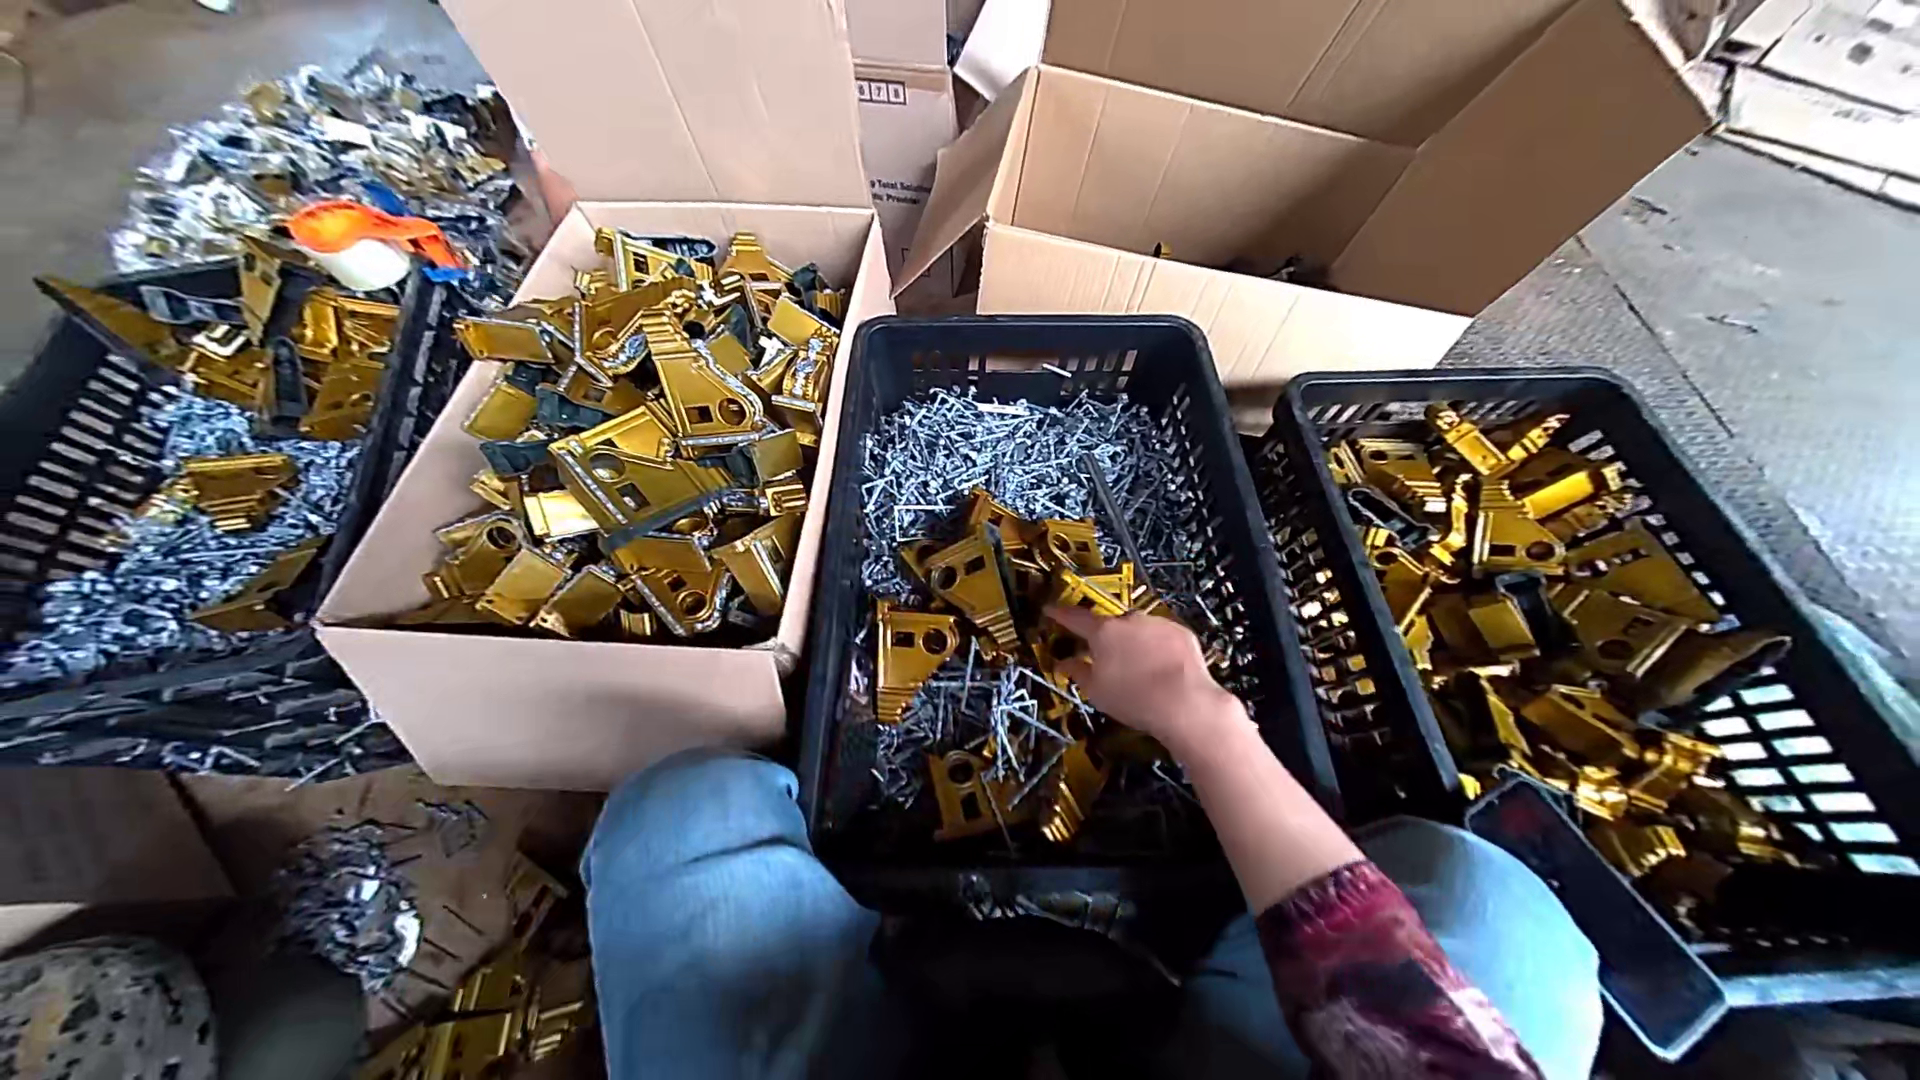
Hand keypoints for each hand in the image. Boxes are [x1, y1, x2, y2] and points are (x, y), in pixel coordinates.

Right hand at [1043, 605, 1250, 757]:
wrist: (1185, 704)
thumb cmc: (1133, 699)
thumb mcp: (1096, 691)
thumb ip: (1077, 672)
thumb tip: (1064, 663)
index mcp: (1103, 632)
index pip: (1075, 618)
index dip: (1060, 614)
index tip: (1050, 609)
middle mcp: (1129, 620)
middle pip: (1110, 625)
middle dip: (1105, 638)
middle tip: (1106, 659)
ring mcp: (1157, 623)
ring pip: (1138, 629)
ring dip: (1133, 643)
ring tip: (1138, 670)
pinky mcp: (1181, 632)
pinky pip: (1161, 636)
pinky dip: (1157, 647)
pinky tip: (1161, 668)